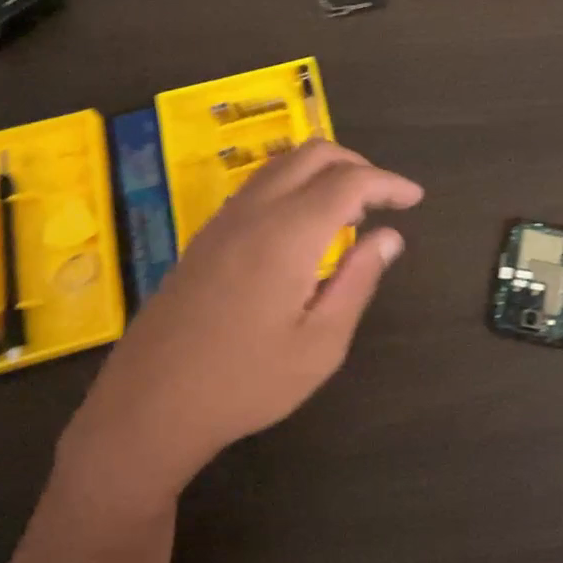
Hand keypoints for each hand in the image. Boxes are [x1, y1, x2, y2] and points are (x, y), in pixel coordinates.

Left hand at [55, 140, 422, 513]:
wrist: (147, 407)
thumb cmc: (244, 383)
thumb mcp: (319, 344)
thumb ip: (357, 281)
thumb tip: (389, 237)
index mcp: (287, 234)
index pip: (349, 182)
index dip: (389, 183)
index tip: (415, 200)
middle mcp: (254, 212)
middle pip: (313, 155)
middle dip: (358, 164)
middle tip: (385, 199)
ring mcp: (222, 222)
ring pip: (281, 164)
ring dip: (323, 171)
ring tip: (351, 210)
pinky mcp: (204, 238)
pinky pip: (258, 186)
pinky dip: (294, 185)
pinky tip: (304, 227)